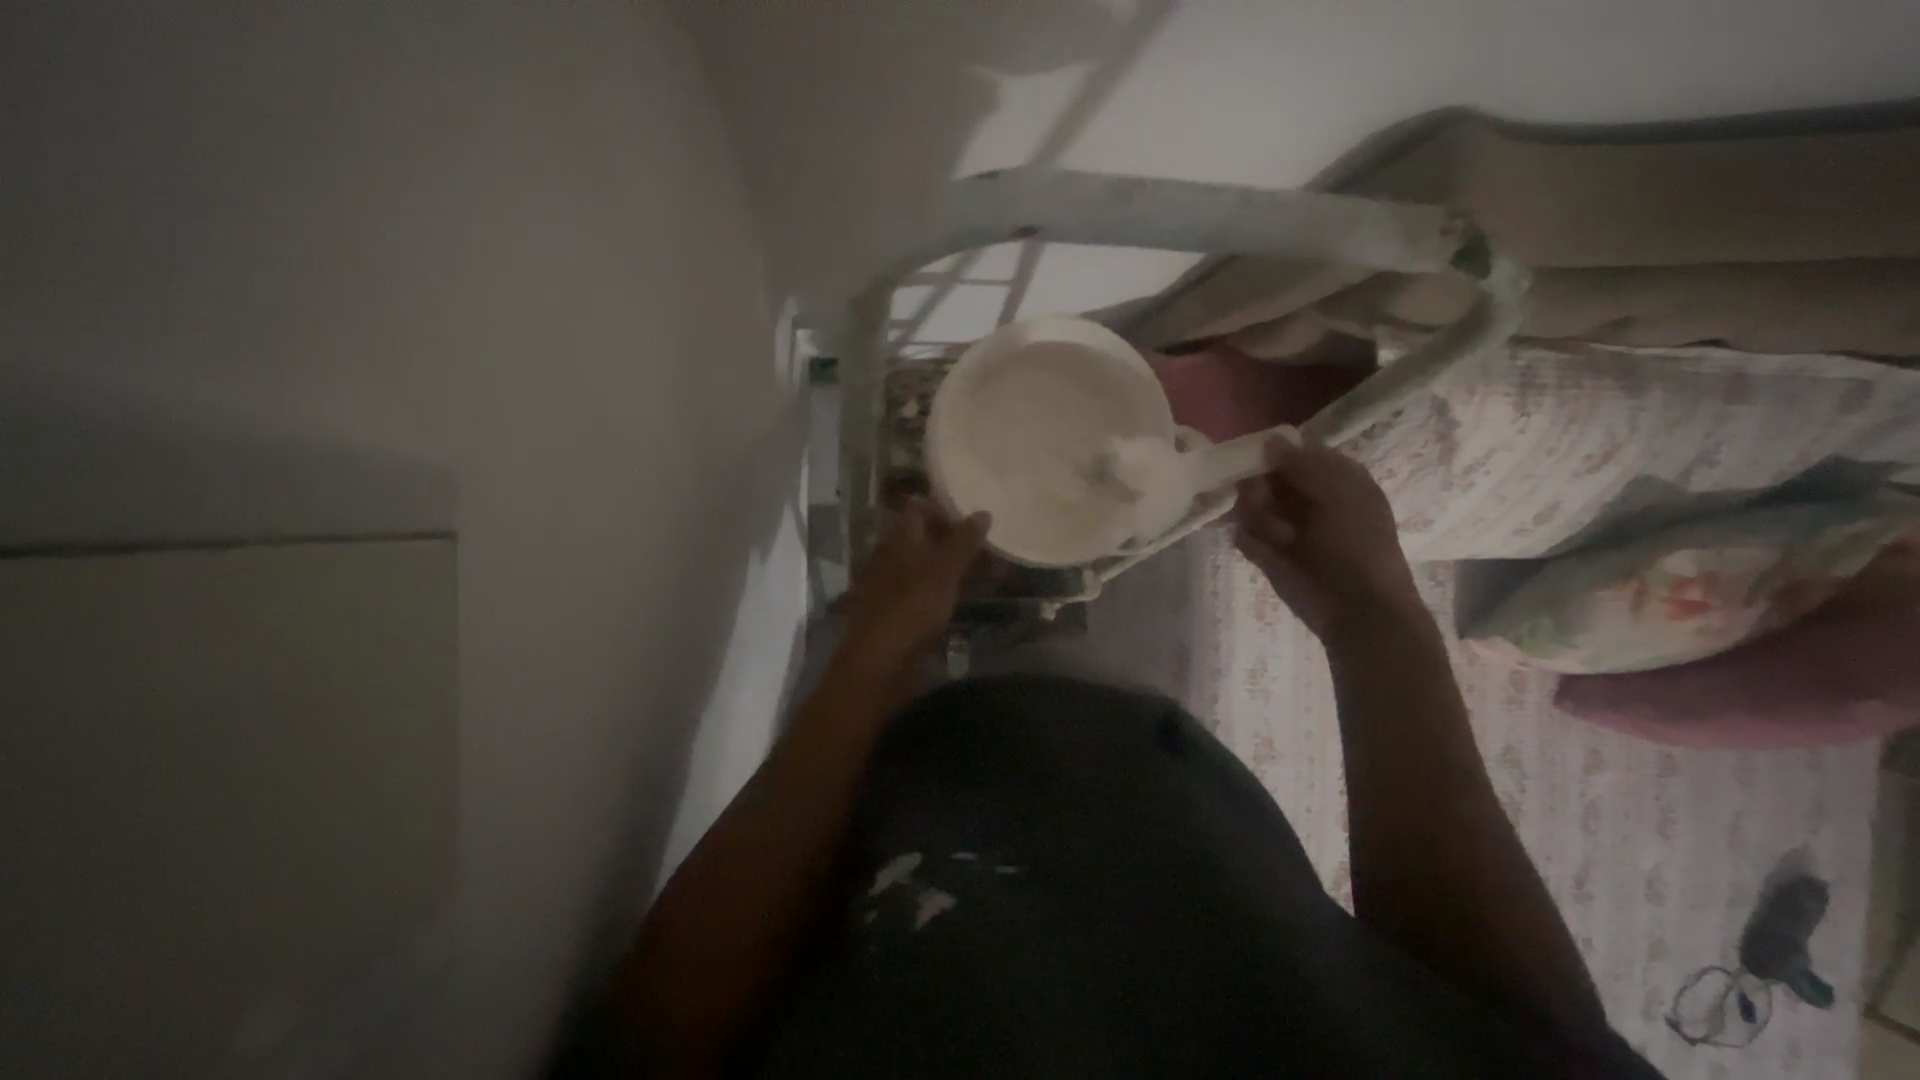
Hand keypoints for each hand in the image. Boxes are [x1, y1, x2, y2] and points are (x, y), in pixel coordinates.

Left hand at [837, 498, 989, 673]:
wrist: (879, 662)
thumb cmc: (912, 608)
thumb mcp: (944, 570)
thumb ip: (963, 541)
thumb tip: (982, 512)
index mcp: (899, 540)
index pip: (918, 509)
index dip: (944, 509)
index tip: (974, 518)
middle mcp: (892, 557)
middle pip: (925, 539)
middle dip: (957, 541)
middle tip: (991, 548)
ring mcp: (892, 587)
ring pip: (928, 567)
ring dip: (957, 568)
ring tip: (992, 575)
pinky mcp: (898, 614)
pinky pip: (926, 592)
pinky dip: (948, 591)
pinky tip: (967, 600)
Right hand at [1234, 437, 1420, 636]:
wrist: (1358, 610)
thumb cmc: (1357, 547)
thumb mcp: (1337, 496)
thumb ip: (1302, 466)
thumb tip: (1269, 440)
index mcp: (1335, 478)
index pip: (1296, 452)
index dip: (1274, 453)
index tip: (1256, 457)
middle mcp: (1309, 498)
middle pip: (1266, 476)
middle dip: (1260, 487)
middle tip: (1262, 500)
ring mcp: (1287, 526)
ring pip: (1251, 504)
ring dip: (1257, 516)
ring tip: (1278, 536)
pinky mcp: (1269, 553)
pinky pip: (1244, 534)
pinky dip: (1252, 541)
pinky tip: (1268, 551)